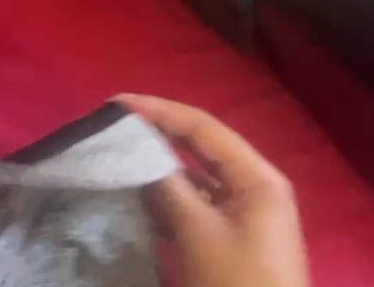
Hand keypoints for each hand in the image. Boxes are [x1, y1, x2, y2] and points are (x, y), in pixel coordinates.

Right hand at [118, 95, 308, 286]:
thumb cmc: (238, 284)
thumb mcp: (198, 231)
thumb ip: (167, 184)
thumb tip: (137, 154)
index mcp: (257, 176)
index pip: (202, 126)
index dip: (158, 110)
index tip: (116, 104)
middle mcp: (255, 185)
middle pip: (201, 145)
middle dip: (159, 133)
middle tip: (116, 122)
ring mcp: (248, 213)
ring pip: (198, 174)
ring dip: (162, 165)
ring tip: (122, 154)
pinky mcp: (237, 238)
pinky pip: (199, 202)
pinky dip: (171, 196)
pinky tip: (142, 197)